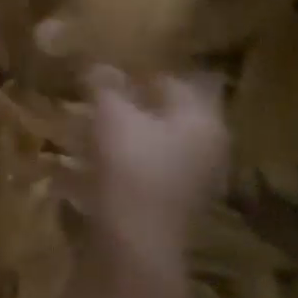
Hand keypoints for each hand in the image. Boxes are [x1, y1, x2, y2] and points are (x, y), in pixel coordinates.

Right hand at [86, 67, 227, 262]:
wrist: (135, 236)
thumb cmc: (130, 165)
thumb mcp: (111, 115)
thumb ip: (107, 85)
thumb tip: (101, 64)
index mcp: (203, 120)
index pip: (180, 80)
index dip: (145, 67)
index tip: (112, 60)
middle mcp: (208, 145)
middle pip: (170, 111)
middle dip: (135, 98)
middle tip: (97, 88)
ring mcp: (193, 174)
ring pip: (158, 137)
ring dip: (127, 126)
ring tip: (88, 118)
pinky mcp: (171, 195)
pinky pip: (148, 161)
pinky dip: (124, 151)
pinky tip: (94, 151)